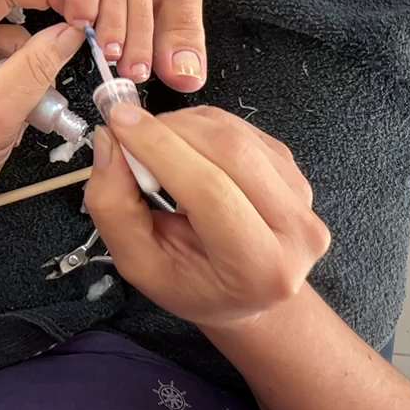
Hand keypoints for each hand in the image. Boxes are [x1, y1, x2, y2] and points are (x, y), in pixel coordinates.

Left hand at [0, 0, 88, 223]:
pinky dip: (28, 68)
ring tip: (68, 56)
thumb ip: (39, 64)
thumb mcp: (1, 106)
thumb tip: (75, 30)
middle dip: (38, 3)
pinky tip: (44, 92)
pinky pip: (5, 59)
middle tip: (78, 12)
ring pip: (7, 31)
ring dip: (36, 44)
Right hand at [84, 105, 330, 330]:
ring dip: (180, 123)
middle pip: (227, 151)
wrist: (245, 288)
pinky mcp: (292, 165)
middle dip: (167, 129)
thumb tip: (109, 139)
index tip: (117, 121)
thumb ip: (112, 206)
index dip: (160, 148)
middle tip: (128, 130)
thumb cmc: (190, 281)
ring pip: (231, 131)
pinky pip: (237, 125)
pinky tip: (184, 146)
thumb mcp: (137, 263)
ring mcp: (301, 194)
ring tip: (155, 145)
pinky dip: (198, 124)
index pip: (210, 192)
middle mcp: (295, 231)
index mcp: (260, 268)